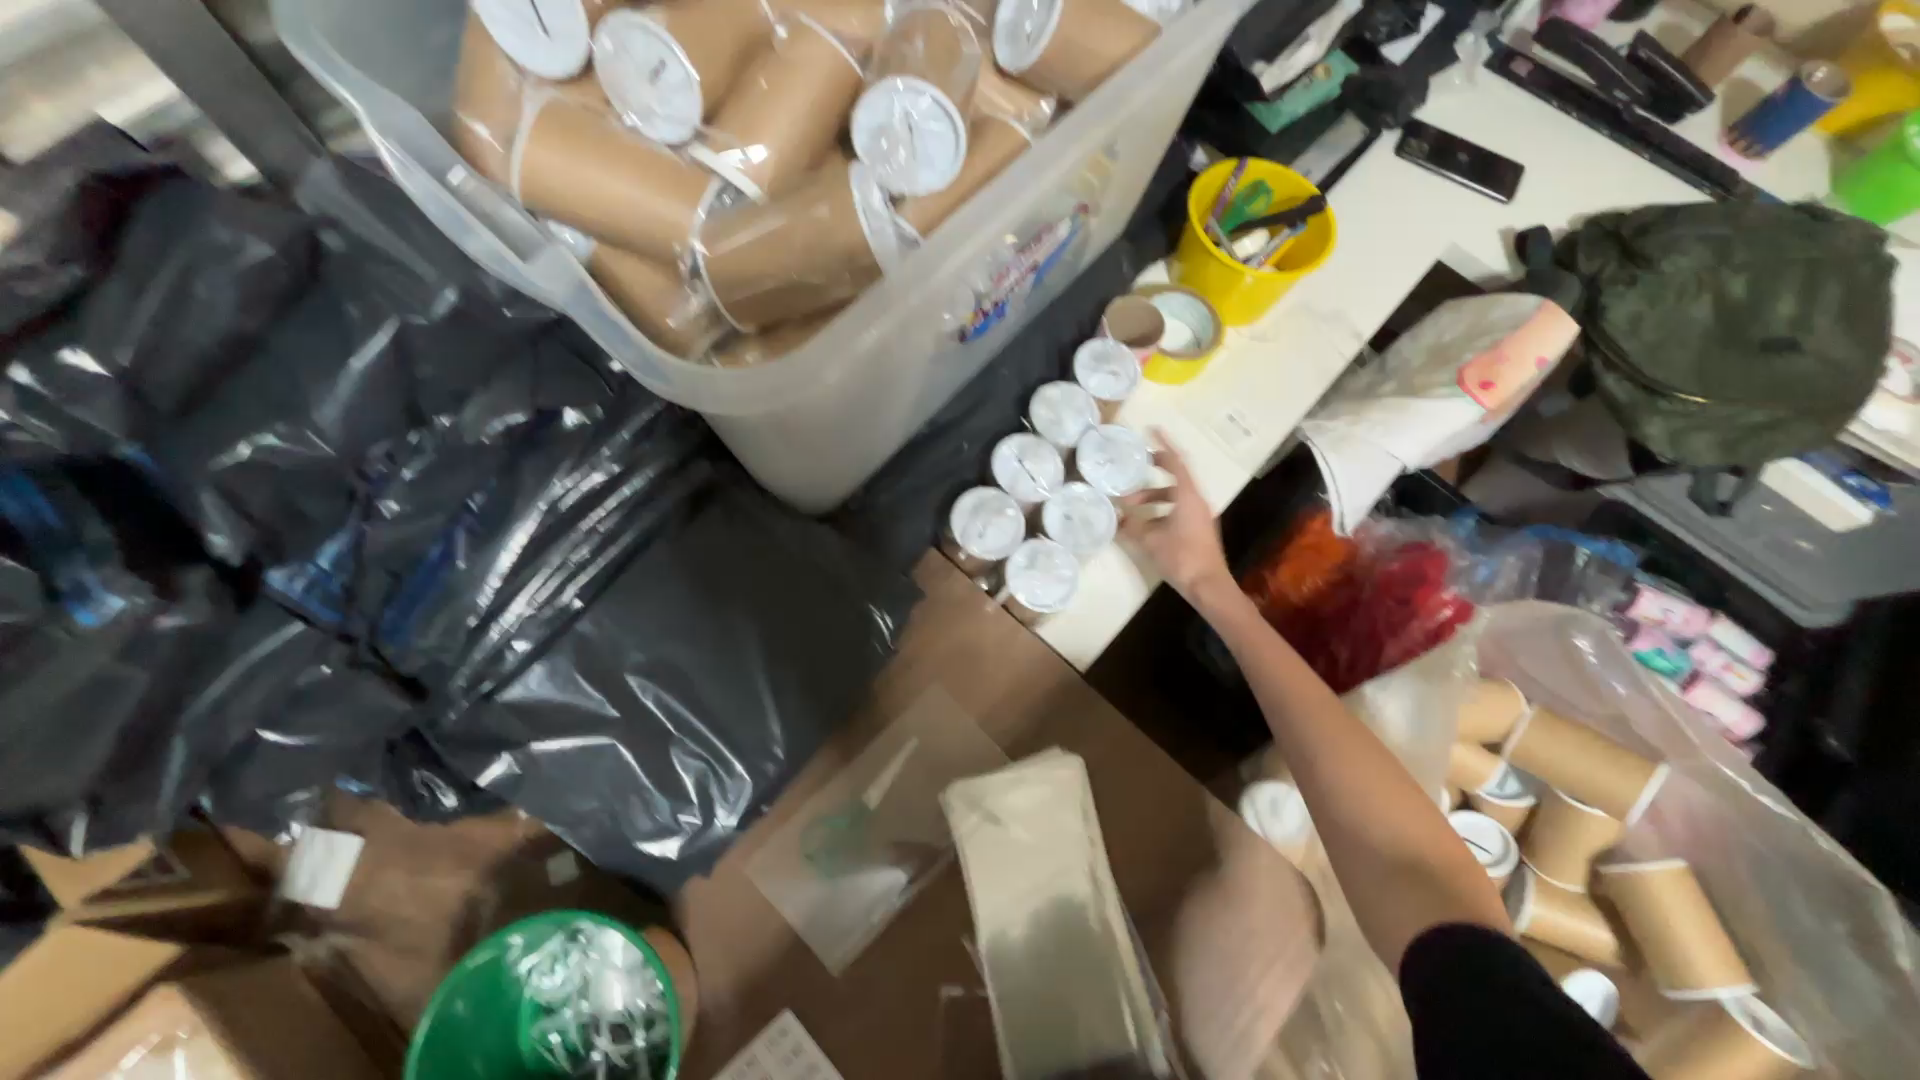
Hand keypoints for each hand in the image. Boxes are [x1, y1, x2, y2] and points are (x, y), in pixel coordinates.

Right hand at [1122, 430, 1232, 608]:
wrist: (1208, 586)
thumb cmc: (1182, 558)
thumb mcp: (1150, 541)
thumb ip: (1132, 526)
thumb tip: (1117, 516)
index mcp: (1188, 496)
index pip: (1176, 461)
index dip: (1163, 445)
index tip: (1151, 431)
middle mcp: (1196, 500)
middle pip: (1174, 478)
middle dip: (1152, 475)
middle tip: (1133, 472)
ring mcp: (1199, 515)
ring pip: (1174, 496)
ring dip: (1153, 498)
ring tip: (1130, 508)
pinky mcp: (1198, 529)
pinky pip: (1177, 510)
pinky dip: (1160, 510)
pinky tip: (1144, 524)